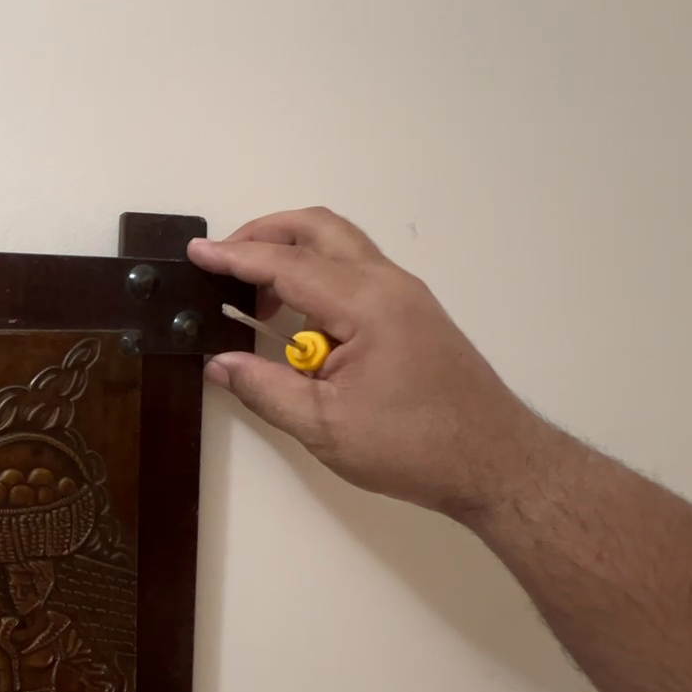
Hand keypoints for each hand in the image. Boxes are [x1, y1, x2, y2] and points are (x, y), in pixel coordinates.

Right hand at [188, 207, 552, 517]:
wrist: (496, 463)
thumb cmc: (411, 446)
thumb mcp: (323, 426)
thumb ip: (263, 389)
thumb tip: (218, 363)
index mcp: (366, 305)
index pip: (287, 265)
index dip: (235, 257)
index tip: (195, 252)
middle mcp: (388, 284)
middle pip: (318, 229)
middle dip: (264, 234)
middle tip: (222, 261)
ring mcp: (403, 294)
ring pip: (338, 245)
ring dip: (289, 255)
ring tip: (251, 296)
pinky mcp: (409, 312)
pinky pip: (351, 271)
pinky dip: (311, 276)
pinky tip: (291, 317)